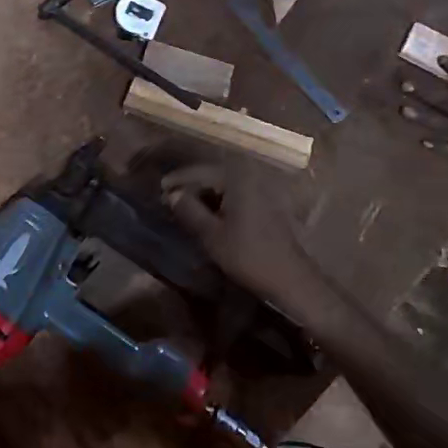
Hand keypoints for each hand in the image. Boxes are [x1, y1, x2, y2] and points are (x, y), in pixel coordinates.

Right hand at [159, 160, 324, 304]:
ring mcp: (261, 188)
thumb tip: (172, 194)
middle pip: (214, 175)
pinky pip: (236, 194)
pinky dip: (219, 201)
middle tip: (169, 198)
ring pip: (225, 185)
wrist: (288, 276)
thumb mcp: (211, 234)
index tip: (159, 188)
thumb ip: (189, 210)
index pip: (200, 171)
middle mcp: (250, 176)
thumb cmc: (247, 255)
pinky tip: (208, 213)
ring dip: (205, 194)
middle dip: (191, 185)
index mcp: (237, 177)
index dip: (178, 180)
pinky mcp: (266, 203)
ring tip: (184, 206)